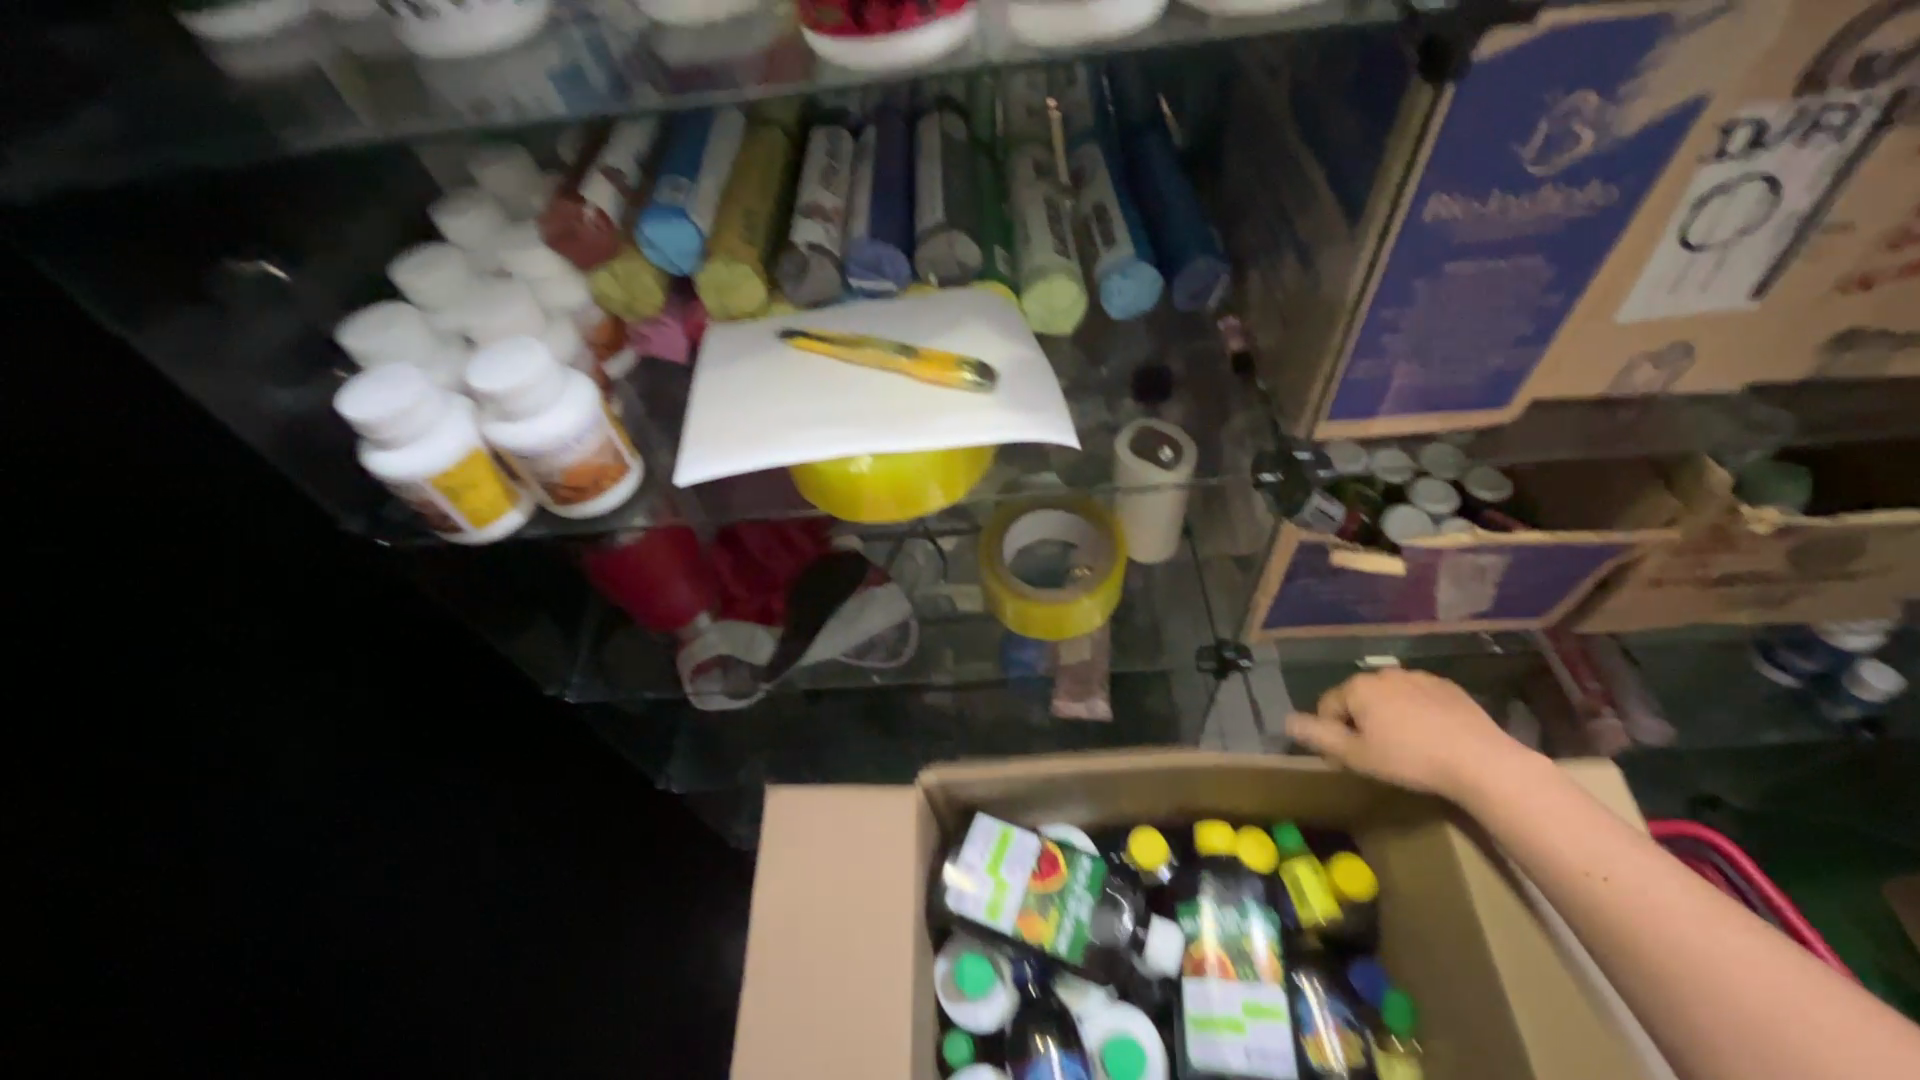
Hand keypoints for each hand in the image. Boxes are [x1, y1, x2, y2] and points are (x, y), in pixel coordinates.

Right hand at [1285, 668, 1536, 799]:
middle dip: (1361, 723)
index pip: (1328, 707)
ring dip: (1389, 717)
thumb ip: (1318, 736)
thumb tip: (1286, 721)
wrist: (1478, 760)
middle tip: (1377, 755)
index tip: (1350, 760)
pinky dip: (1418, 713)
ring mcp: (1419, 677)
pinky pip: (1420, 698)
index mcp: (1358, 687)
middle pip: (1359, 699)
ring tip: (1406, 748)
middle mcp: (1384, 674)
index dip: (1333, 735)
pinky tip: (1431, 738)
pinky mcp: (1448, 687)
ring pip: (1390, 698)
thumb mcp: (1355, 756)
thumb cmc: (1408, 759)